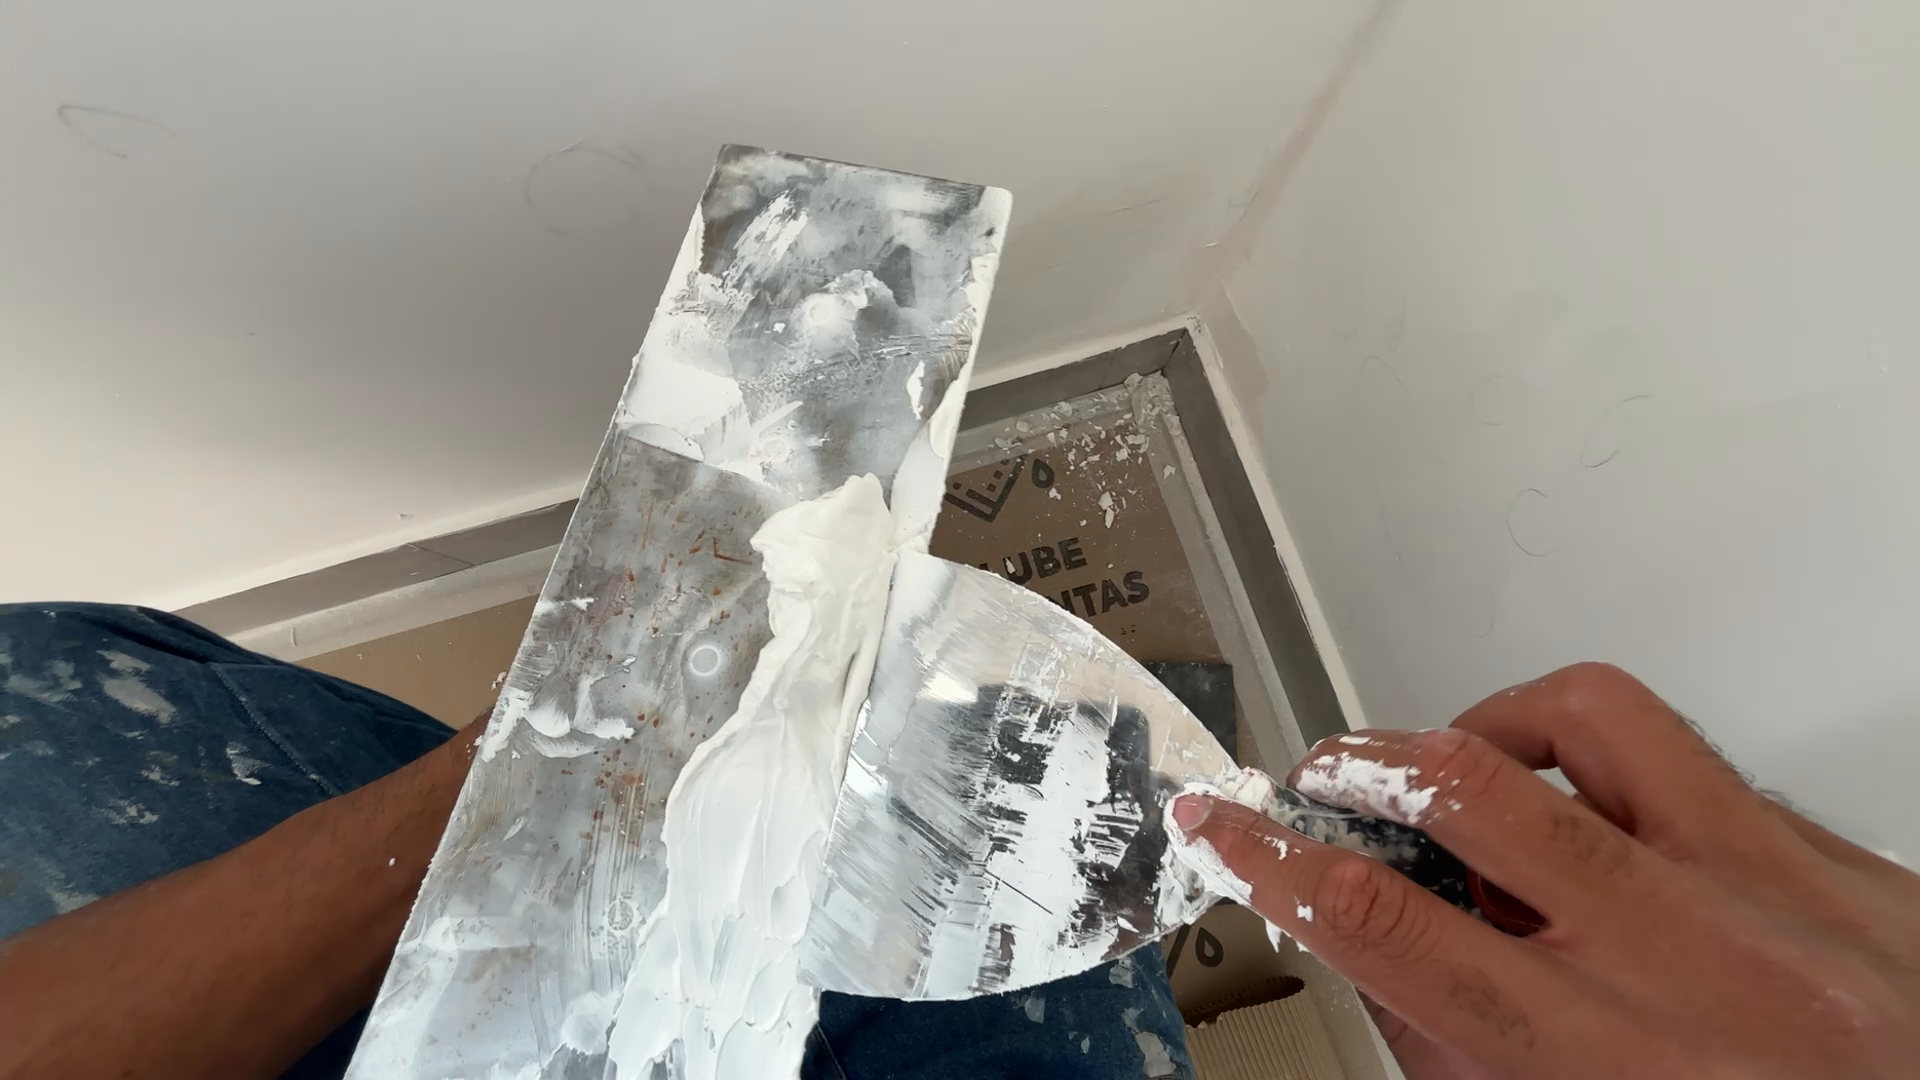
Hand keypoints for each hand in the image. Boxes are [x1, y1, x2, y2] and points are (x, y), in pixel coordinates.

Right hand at [1170, 663, 1919, 1078]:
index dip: (1269, 858)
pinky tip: (1576, 800)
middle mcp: (1704, 969)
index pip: (1382, 925)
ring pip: (1582, 716)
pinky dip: (1585, 748)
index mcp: (1609, 1066)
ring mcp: (1792, 898)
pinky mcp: (1855, 864)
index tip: (1214, 819)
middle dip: (1355, 763)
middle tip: (1326, 777)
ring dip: (1480, 728)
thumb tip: (1355, 930)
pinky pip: (1677, 748)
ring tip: (1461, 768)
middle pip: (1467, 790)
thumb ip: (1442, 1040)